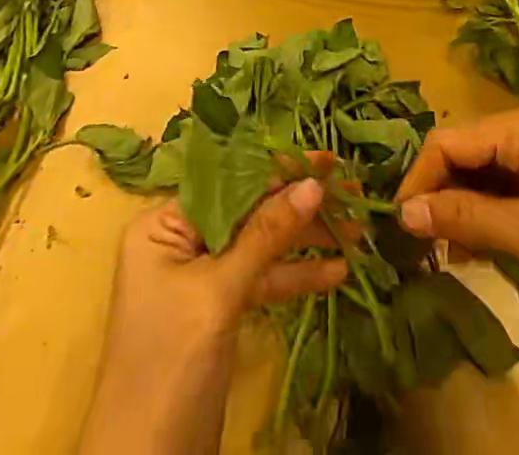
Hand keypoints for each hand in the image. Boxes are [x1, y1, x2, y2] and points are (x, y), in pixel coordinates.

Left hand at [78, 171, 346, 454]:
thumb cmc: (171, 359)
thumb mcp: (218, 291)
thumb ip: (264, 236)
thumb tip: (311, 184)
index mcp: (162, 224)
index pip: (227, 183)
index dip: (277, 168)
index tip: (326, 160)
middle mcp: (179, 240)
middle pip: (245, 211)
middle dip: (297, 203)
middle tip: (352, 192)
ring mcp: (200, 276)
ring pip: (257, 246)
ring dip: (303, 240)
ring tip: (355, 231)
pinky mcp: (218, 310)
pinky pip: (259, 282)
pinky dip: (294, 278)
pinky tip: (336, 271)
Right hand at [394, 105, 518, 351]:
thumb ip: (463, 217)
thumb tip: (400, 212)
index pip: (447, 141)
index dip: (417, 182)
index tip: (398, 228)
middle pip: (465, 155)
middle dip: (440, 198)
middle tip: (422, 248)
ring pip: (488, 176)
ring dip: (465, 212)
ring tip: (452, 257)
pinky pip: (516, 193)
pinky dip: (494, 220)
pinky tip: (486, 253)